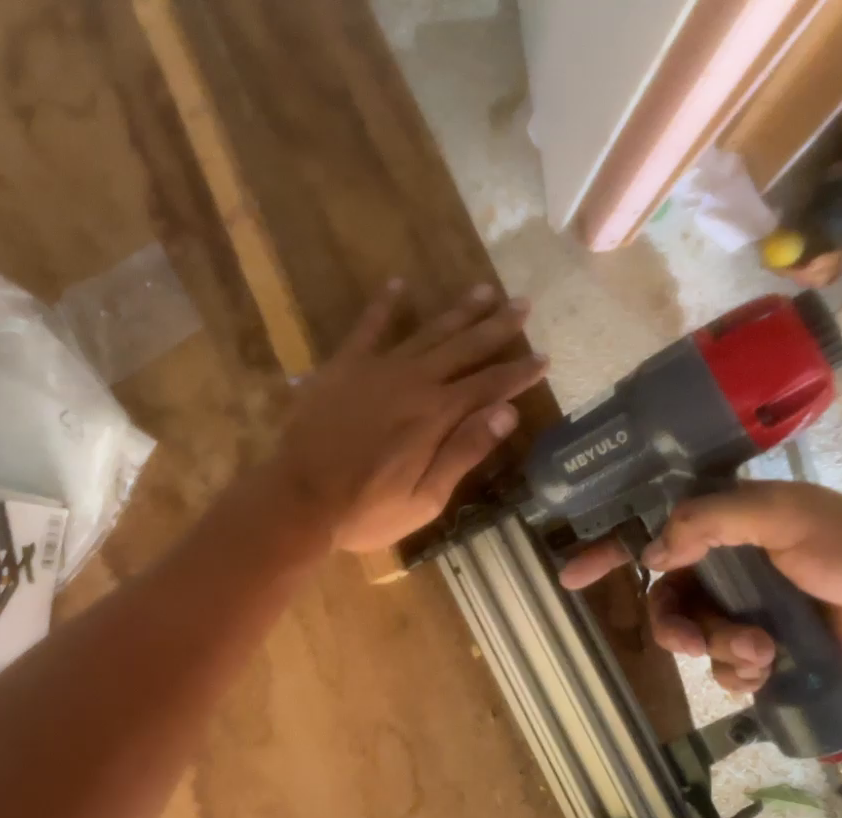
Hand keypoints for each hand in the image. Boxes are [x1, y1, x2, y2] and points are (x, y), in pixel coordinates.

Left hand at [269, 281, 548, 552]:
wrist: (298, 499)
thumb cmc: (366, 510)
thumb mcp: (425, 498)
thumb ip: (465, 451)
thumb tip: (508, 412)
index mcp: (438, 415)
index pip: (490, 385)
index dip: (519, 371)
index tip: (543, 356)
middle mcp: (415, 381)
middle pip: (465, 347)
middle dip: (497, 327)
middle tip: (522, 303)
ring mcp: (378, 369)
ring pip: (428, 331)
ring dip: (457, 311)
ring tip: (483, 290)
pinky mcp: (344, 366)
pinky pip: (368, 328)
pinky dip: (384, 306)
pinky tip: (399, 284)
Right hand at [557, 481, 841, 693]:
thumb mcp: (781, 516)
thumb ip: (712, 523)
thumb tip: (652, 552)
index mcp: (722, 525)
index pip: (650, 532)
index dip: (608, 552)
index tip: (571, 575)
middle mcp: (723, 565)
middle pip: (667, 601)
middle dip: (679, 628)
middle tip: (701, 644)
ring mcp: (744, 607)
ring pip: (695, 639)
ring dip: (720, 652)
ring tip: (762, 653)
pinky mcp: (766, 643)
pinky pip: (726, 666)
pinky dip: (739, 672)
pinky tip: (767, 670)